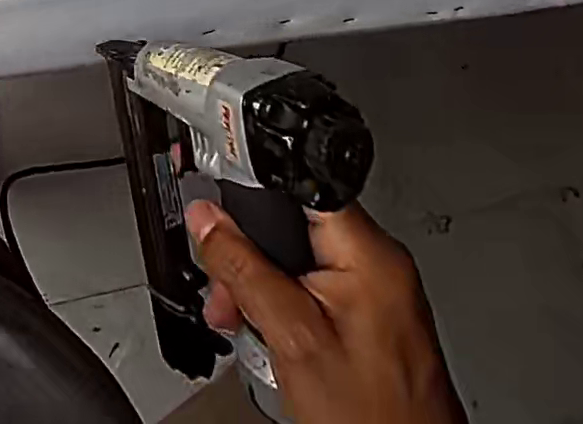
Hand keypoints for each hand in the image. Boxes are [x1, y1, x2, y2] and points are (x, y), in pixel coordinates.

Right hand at [186, 198, 466, 423]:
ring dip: (255, 276)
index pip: (300, 183)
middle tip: (225, 283)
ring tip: (238, 313)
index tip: (219, 205)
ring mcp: (373, 287)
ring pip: (294, 251)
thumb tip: (205, 218)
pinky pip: (308, 279)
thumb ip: (242, 268)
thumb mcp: (290, 337)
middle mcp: (377, 261)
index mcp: (368, 254)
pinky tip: (262, 324)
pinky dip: (278, 295)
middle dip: (246, 248)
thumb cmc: (372, 420)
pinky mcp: (365, 311)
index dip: (254, 185)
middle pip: (290, 220)